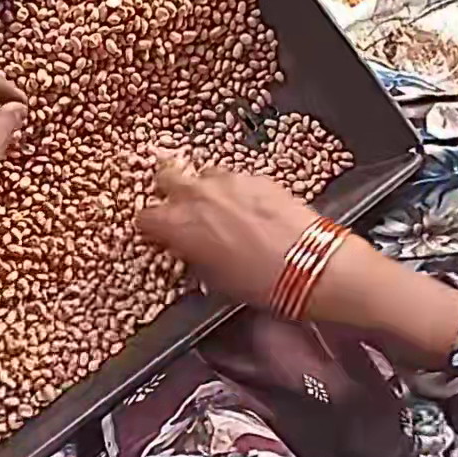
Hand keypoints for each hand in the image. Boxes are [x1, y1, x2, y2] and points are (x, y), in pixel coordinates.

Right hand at [134, 153, 389, 324]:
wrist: (312, 265)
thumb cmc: (261, 282)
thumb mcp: (214, 279)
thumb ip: (193, 255)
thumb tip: (190, 249)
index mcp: (178, 224)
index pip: (145, 216)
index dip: (151, 226)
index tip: (159, 234)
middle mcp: (196, 194)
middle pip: (165, 177)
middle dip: (169, 191)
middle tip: (181, 209)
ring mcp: (227, 179)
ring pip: (202, 174)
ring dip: (205, 188)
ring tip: (221, 208)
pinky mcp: (256, 175)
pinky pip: (234, 176)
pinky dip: (235, 189)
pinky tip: (250, 208)